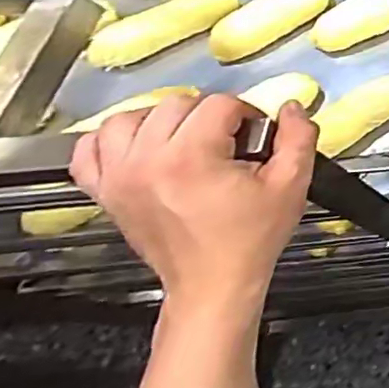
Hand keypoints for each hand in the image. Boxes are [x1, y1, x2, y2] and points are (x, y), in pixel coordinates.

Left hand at [71, 94, 318, 317]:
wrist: (213, 283)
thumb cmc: (252, 237)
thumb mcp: (291, 185)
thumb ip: (298, 139)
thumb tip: (292, 109)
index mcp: (191, 157)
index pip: (219, 104)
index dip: (247, 113)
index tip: (257, 135)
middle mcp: (146, 161)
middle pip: (176, 104)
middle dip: (209, 115)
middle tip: (230, 141)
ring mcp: (118, 176)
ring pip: (131, 117)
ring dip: (162, 120)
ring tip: (187, 138)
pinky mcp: (104, 191)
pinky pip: (90, 148)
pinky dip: (113, 139)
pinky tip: (142, 146)